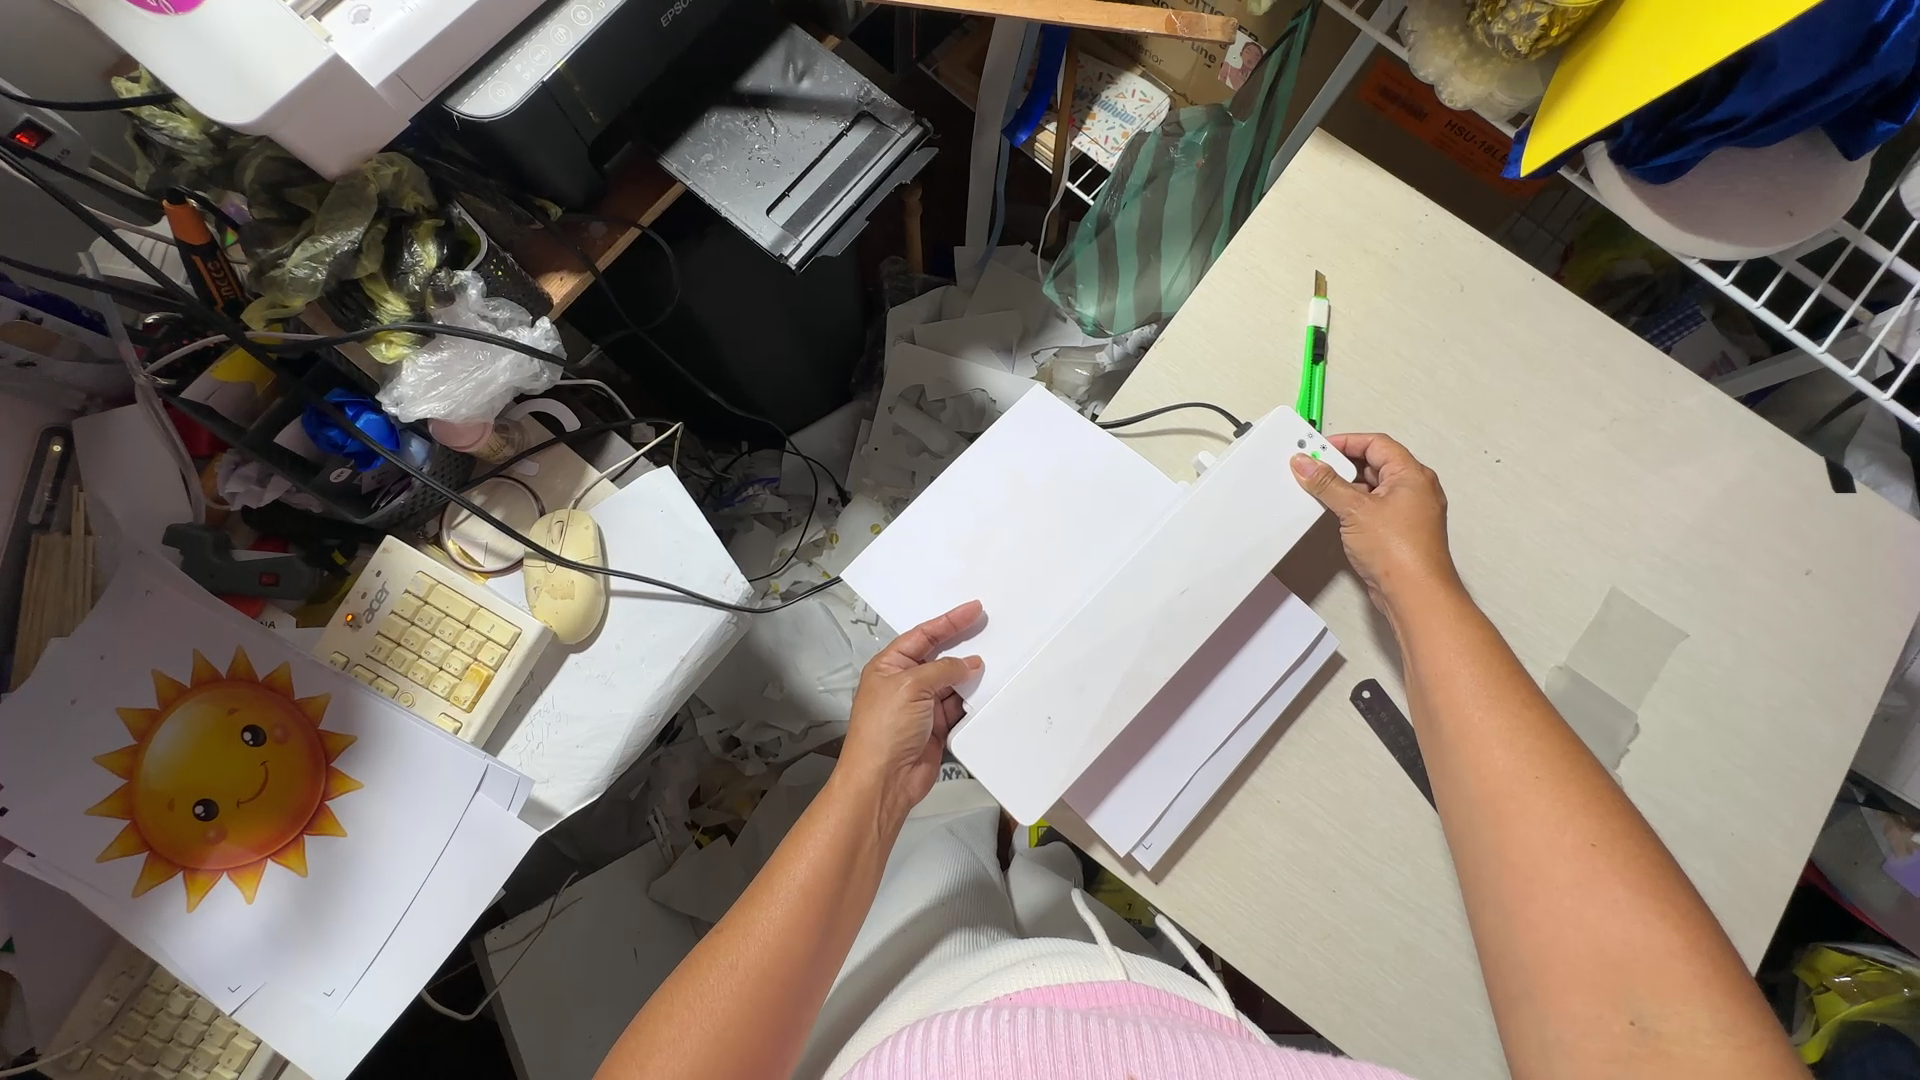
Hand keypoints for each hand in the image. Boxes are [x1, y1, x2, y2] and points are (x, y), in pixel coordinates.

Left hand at [837, 601, 983, 823]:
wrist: (884, 780)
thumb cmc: (885, 729)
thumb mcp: (911, 686)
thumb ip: (943, 670)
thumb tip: (970, 665)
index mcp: (889, 666)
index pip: (922, 635)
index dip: (948, 621)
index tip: (973, 609)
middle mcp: (905, 683)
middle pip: (939, 657)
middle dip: (963, 645)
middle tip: (989, 629)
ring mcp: (921, 706)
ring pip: (952, 682)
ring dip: (971, 675)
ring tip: (996, 661)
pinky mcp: (937, 727)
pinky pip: (959, 707)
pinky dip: (973, 700)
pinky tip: (987, 692)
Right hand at [1290, 434, 1459, 618]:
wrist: (1414, 592)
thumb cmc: (1401, 551)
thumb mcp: (1355, 509)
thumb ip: (1327, 484)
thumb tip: (1307, 464)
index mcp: (1412, 475)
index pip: (1376, 444)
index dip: (1347, 442)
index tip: (1320, 448)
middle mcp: (1414, 489)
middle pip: (1374, 464)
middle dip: (1342, 465)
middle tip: (1314, 468)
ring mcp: (1406, 511)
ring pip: (1372, 487)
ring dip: (1345, 486)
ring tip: (1320, 489)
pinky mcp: (1397, 530)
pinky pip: (1371, 507)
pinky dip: (1351, 505)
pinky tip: (1334, 511)